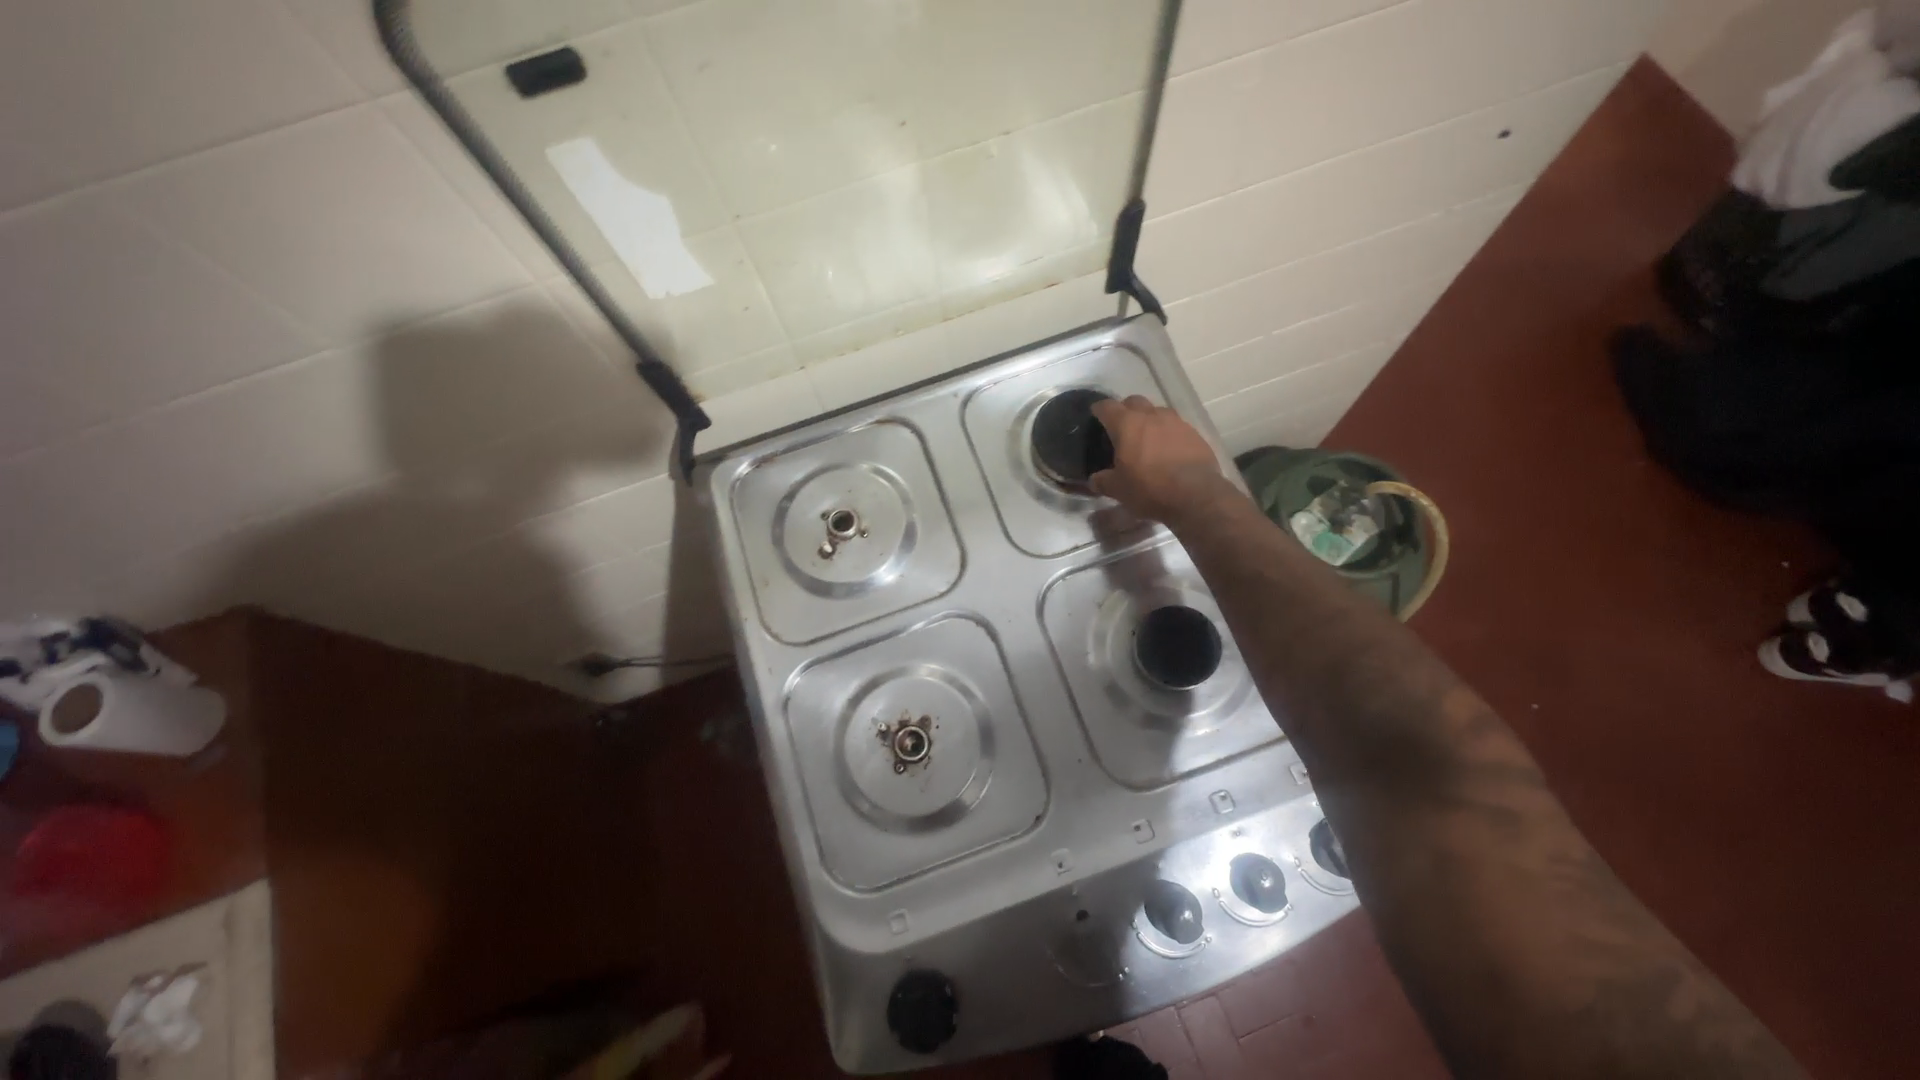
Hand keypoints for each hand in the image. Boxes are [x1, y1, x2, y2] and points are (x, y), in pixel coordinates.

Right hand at [1089, 396, 1228, 525]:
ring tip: (1147, 439)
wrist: (1195, 495)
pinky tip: (1168, 451)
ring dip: (1149, 420)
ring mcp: (1176, 422)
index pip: (1107, 406)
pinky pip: (1176, 426)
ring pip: (1157, 412)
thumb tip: (1095, 480)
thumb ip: (1103, 481)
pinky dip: (1168, 434)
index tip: (1095, 415)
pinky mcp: (1194, 433)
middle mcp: (1151, 416)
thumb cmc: (1149, 488)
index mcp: (1127, 424)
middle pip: (1134, 401)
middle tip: (1122, 428)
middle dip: (1125, 410)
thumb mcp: (1118, 489)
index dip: (1099, 410)